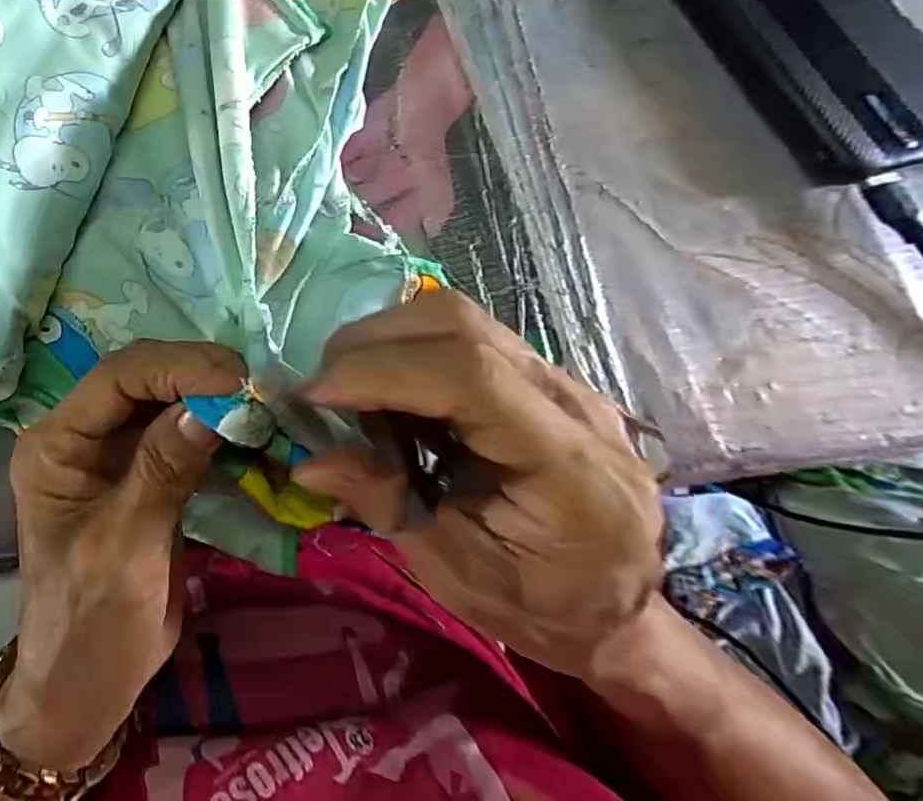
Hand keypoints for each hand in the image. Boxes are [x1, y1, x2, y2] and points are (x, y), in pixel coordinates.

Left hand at [0, 341, 243, 769]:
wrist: (84, 683)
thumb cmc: (93, 622)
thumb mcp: (128, 546)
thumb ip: (164, 470)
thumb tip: (212, 406)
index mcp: (54, 444)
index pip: (115, 378)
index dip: (176, 368)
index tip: (236, 379)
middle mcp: (76, 435)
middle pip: (137, 379)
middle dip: (196, 375)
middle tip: (258, 388)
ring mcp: (106, 452)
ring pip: (160, 400)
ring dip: (208, 396)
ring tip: (260, 402)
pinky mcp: (136, 472)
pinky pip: (175, 433)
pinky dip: (211, 428)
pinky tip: (246, 429)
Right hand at [291, 292, 662, 677]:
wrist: (613, 605)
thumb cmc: (536, 604)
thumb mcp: (452, 573)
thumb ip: (383, 505)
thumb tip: (309, 462)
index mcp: (569, 468)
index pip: (469, 377)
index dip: (379, 372)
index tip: (314, 395)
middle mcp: (571, 404)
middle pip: (458, 326)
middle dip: (369, 344)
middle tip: (321, 389)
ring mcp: (557, 379)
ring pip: (454, 316)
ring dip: (380, 338)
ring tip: (347, 386)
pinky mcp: (535, 372)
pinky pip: (456, 333)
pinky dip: (400, 347)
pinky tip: (383, 390)